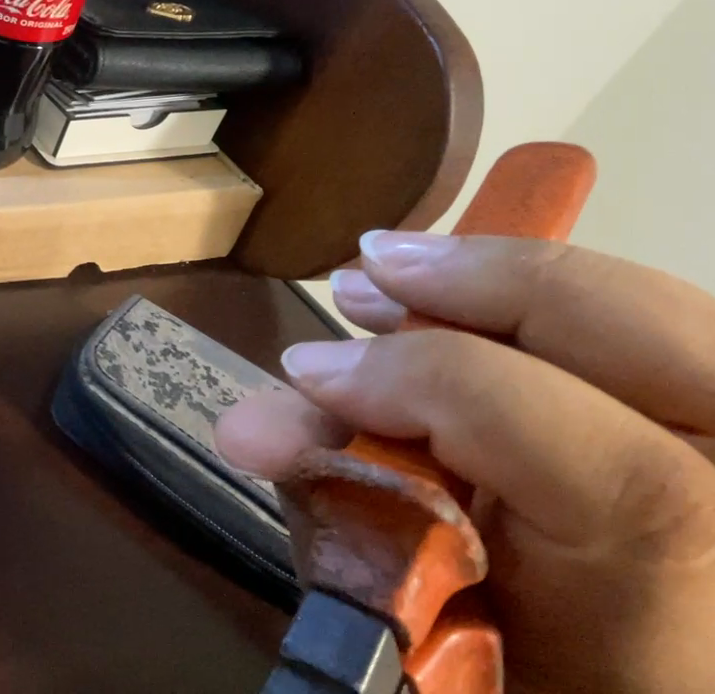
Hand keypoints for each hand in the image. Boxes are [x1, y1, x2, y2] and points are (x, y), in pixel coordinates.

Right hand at [215, 231, 714, 693]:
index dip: (437, 392)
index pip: (616, 480)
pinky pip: (651, 338)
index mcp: (685, 625)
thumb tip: (246, 426)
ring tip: (393, 275)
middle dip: (496, 284)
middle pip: (671, 352)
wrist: (616, 688)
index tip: (306, 371)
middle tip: (365, 267)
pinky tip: (460, 302)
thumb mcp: (428, 633)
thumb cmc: (511, 679)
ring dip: (516, 279)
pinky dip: (550, 303)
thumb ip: (348, 519)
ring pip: (670, 321)